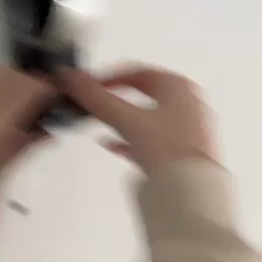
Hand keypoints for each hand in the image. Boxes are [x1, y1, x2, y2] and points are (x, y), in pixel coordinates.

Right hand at [59, 67, 213, 172]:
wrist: (189, 190)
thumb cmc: (170, 151)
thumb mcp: (124, 118)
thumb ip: (95, 98)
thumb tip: (73, 79)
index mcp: (178, 87)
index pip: (138, 72)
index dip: (111, 77)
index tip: (93, 85)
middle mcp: (188, 104)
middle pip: (145, 93)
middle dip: (118, 96)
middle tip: (101, 99)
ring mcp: (188, 128)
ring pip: (149, 116)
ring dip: (125, 117)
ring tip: (105, 122)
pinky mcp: (184, 151)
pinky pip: (154, 138)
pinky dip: (133, 137)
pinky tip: (116, 146)